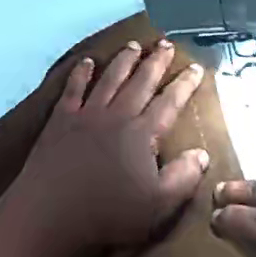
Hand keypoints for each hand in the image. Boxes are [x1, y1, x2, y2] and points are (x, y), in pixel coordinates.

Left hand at [0, 40, 208, 256]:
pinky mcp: (61, 117)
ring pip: (109, 78)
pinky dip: (81, 72)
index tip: (195, 68)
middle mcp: (115, 115)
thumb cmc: (109, 213)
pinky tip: (87, 61)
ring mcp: (86, 113)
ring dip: (123, 60)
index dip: (184, 85)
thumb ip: (183, 177)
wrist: (53, 209)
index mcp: (141, 134)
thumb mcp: (158, 206)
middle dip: (155, 62)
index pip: (168, 103)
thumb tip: (202, 152)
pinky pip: (74, 87)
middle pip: (139, 82)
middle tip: (167, 44)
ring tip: (133, 45)